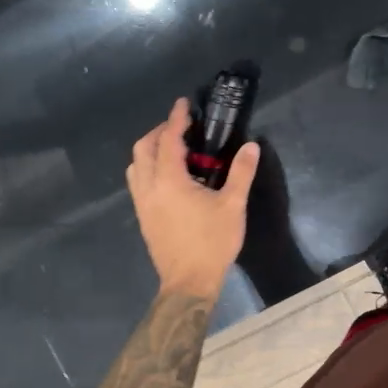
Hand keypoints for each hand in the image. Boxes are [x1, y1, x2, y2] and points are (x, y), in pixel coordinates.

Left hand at [125, 98, 260, 299]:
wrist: (188, 283)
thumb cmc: (212, 242)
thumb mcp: (233, 205)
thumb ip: (241, 172)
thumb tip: (251, 146)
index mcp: (170, 181)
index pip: (168, 140)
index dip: (176, 119)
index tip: (184, 104)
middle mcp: (149, 188)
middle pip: (143, 149)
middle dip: (159, 132)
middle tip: (181, 127)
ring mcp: (142, 204)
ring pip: (136, 166)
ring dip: (150, 150)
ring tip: (173, 149)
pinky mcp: (143, 217)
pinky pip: (138, 182)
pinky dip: (149, 168)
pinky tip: (170, 176)